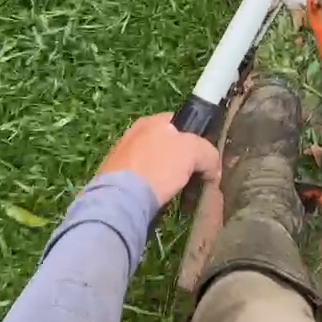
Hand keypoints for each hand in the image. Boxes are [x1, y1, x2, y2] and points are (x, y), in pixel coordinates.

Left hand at [95, 113, 219, 204]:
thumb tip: (212, 169)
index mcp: (152, 121)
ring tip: (172, 192)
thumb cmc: (159, 167)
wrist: (120, 200)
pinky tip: (153, 200)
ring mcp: (119, 156)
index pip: (180, 123)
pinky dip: (147, 189)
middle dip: (178, 160)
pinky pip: (138, 181)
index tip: (201, 156)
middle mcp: (133, 133)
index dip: (195, 138)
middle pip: (166, 144)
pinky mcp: (109, 180)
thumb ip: (209, 154)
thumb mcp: (196, 152)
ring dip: (162, 176)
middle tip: (190, 175)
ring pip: (152, 164)